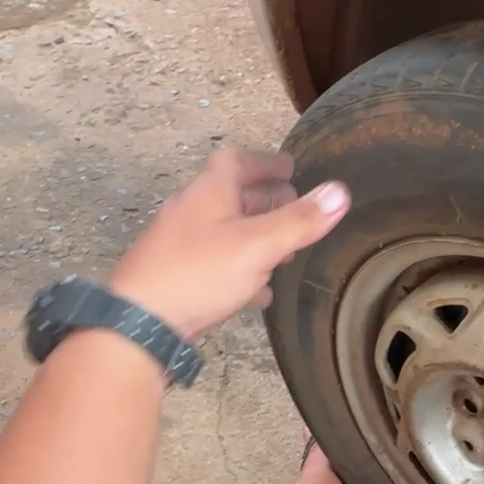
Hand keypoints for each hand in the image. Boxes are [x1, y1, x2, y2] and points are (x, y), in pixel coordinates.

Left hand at [109, 149, 348, 336]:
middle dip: (265, 198)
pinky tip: (260, 288)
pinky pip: (218, 262)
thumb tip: (339, 192)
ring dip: (256, 232)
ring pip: (226, 229)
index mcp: (209, 193)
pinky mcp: (181, 276)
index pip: (237, 161)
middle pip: (232, 195)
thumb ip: (299, 222)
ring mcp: (183, 244)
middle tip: (295, 205)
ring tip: (285, 248)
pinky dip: (243, 265)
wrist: (144, 321)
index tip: (290, 169)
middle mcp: (192, 211)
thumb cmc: (200, 274)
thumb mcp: (258, 245)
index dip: (265, 163)